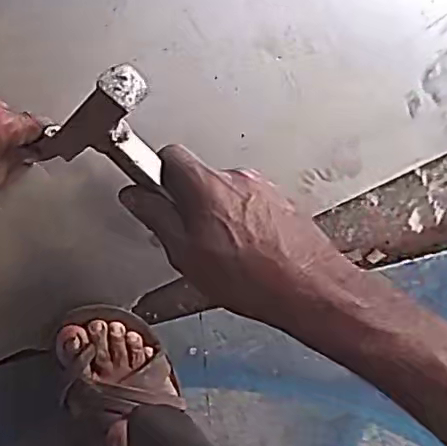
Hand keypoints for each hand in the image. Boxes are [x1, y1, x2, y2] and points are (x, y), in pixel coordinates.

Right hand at [119, 145, 355, 329]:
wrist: (310, 290)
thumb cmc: (252, 278)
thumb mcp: (185, 253)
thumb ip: (156, 216)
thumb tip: (135, 196)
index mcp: (206, 185)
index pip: (169, 155)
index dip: (156, 174)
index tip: (152, 194)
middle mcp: (236, 178)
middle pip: (198, 176)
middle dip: (188, 201)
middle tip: (187, 236)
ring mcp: (263, 188)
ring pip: (225, 192)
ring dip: (218, 214)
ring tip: (222, 252)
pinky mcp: (282, 202)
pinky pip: (250, 204)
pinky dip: (243, 222)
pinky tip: (245, 253)